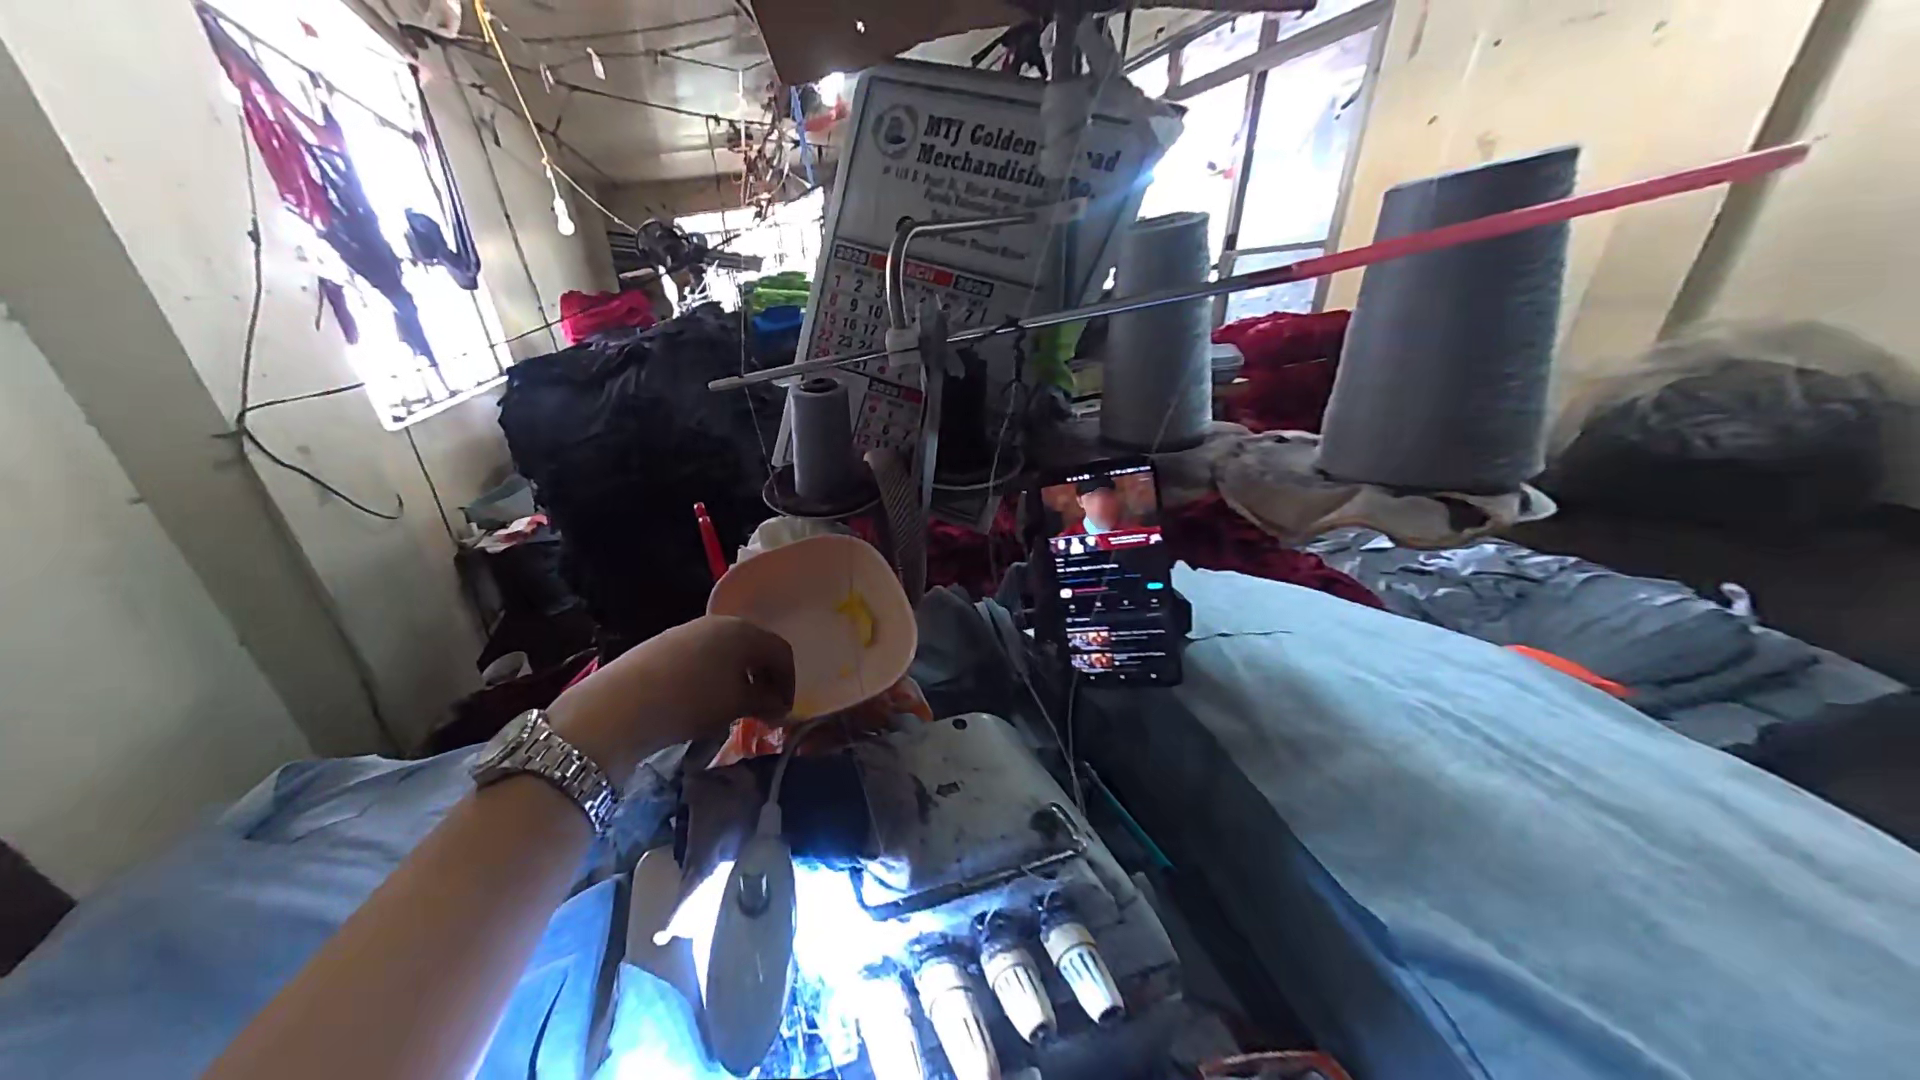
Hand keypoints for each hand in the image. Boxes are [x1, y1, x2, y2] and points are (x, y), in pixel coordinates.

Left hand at [547, 615, 794, 776]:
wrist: (620, 705)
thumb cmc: (692, 701)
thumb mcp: (736, 705)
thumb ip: (765, 702)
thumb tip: (777, 706)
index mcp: (744, 632)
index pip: (781, 651)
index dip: (789, 682)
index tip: (784, 711)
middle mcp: (720, 622)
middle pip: (755, 647)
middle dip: (765, 678)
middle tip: (764, 709)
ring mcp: (689, 630)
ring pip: (728, 651)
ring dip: (740, 677)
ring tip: (734, 706)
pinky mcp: (665, 643)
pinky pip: (703, 655)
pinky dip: (714, 675)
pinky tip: (702, 699)